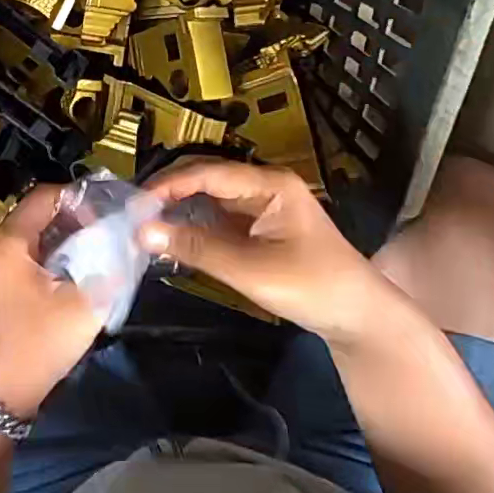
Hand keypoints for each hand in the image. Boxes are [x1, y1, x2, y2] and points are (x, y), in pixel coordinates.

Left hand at [0, 185, 102, 417]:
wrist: (2, 388)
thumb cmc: (39, 343)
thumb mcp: (83, 304)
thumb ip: (109, 265)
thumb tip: (128, 237)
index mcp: (9, 242)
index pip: (45, 196)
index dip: (79, 199)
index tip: (108, 215)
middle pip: (40, 211)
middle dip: (77, 215)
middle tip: (109, 230)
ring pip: (37, 230)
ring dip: (68, 233)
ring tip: (101, 245)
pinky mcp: (3, 277)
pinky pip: (32, 249)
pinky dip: (57, 249)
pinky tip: (82, 263)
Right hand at [140, 160, 400, 342]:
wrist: (360, 319)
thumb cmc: (313, 287)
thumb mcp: (250, 269)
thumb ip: (195, 248)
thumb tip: (141, 231)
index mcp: (269, 184)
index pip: (207, 172)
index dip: (168, 184)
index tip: (136, 203)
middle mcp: (261, 187)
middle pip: (204, 179)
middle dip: (168, 193)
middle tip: (133, 213)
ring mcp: (258, 207)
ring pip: (206, 199)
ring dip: (177, 210)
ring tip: (143, 225)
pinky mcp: (255, 228)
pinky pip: (214, 219)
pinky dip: (191, 227)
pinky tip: (170, 239)